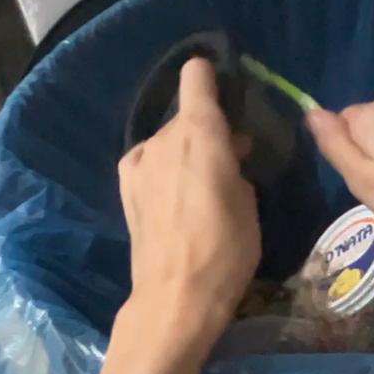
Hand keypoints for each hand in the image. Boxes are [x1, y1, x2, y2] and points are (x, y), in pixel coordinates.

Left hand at [117, 58, 260, 342]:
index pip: (197, 77)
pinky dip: (161, 168)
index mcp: (201, 133)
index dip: (211, 79)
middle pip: (186, 115)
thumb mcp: (249, 204)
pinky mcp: (125, 187)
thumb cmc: (225, 250)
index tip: (228, 96)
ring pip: (166, 141)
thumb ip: (237, 166)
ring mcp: (138, 162)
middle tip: (227, 162)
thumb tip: (229, 153)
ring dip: (183, 153)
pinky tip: (172, 195)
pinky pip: (148, 162)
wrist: (175, 296)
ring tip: (199, 188)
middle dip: (207, 131)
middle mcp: (163, 138)